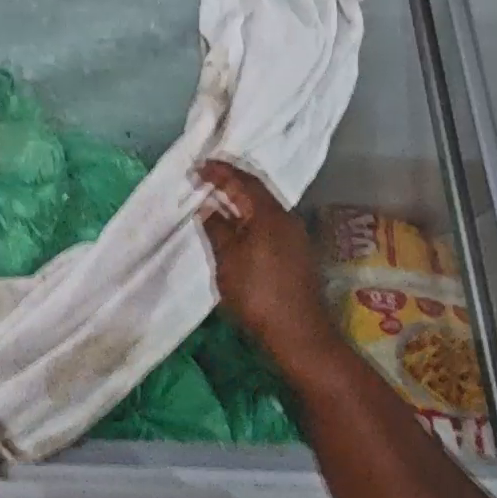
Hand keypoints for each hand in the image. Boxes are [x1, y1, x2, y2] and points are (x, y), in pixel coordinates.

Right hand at [197, 161, 331, 359]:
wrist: (296, 331)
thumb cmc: (257, 293)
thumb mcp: (229, 260)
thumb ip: (218, 230)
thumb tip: (209, 207)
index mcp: (270, 215)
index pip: (244, 182)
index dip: (221, 172)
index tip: (199, 166)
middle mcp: (287, 219)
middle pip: (258, 193)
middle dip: (231, 184)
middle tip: (206, 180)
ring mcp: (295, 237)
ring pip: (264, 210)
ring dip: (240, 204)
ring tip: (217, 203)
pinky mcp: (296, 254)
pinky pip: (269, 226)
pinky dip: (250, 221)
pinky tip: (237, 230)